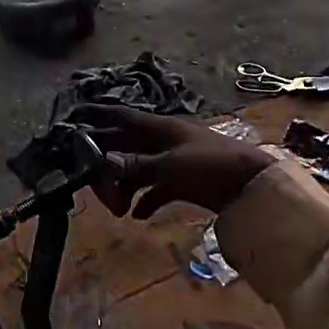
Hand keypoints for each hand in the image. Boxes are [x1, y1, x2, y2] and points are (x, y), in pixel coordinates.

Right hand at [71, 105, 274, 218]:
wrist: (255, 184)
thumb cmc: (213, 164)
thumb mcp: (172, 165)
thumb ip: (138, 164)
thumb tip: (104, 161)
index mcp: (157, 127)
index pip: (118, 116)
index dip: (95, 114)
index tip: (73, 115)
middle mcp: (159, 140)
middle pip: (122, 148)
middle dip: (106, 167)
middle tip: (100, 192)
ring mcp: (170, 160)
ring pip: (135, 169)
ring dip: (123, 187)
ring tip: (119, 210)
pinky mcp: (181, 180)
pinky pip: (154, 188)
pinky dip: (144, 199)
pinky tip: (137, 214)